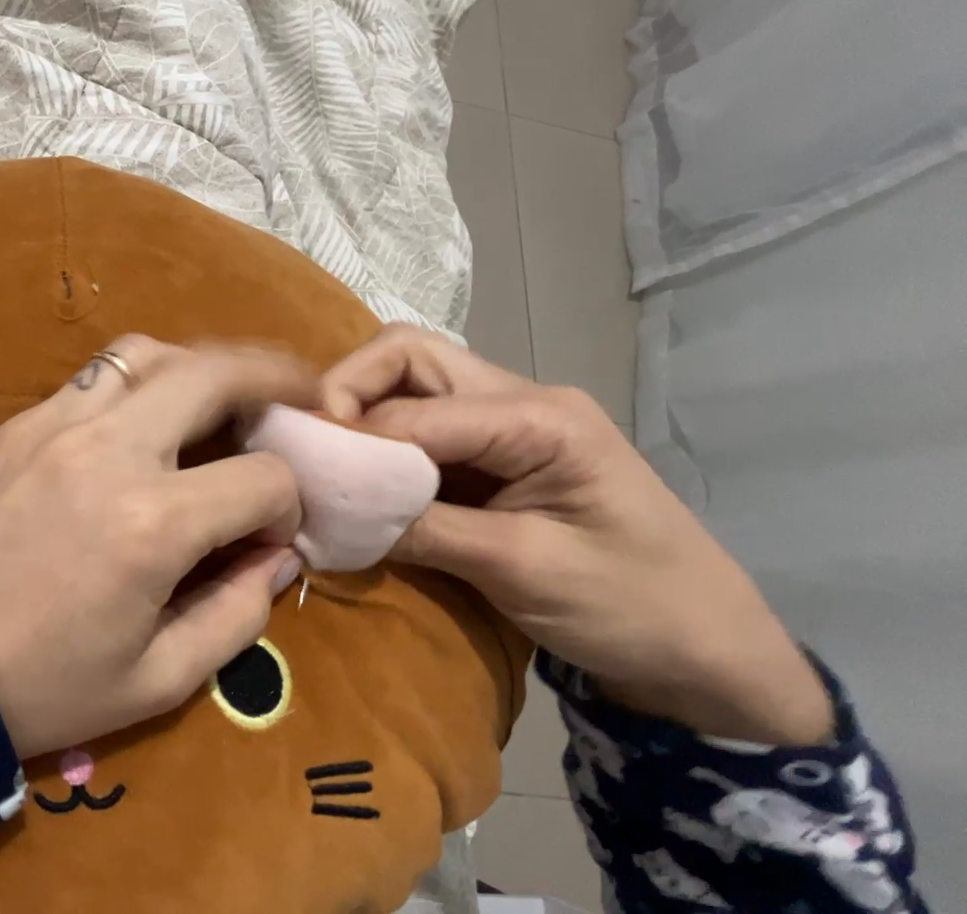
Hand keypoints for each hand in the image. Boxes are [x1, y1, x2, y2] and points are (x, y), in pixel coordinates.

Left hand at [0, 336, 310, 758]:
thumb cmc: (40, 684)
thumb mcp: (157, 681)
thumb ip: (236, 614)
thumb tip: (275, 554)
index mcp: (152, 524)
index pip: (263, 479)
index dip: (289, 505)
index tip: (272, 532)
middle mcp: (107, 451)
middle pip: (215, 372)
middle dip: (275, 377)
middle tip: (302, 393)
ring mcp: (53, 425)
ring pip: (145, 354)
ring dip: (197, 367)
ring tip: (220, 396)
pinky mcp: (14, 424)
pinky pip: (90, 380)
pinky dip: (134, 387)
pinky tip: (140, 424)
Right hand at [322, 325, 833, 745]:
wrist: (709, 653)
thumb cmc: (633, 608)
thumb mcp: (521, 570)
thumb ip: (421, 528)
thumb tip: (328, 510)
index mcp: (539, 418)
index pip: (413, 406)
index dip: (348, 434)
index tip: (300, 477)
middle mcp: (519, 400)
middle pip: (408, 356)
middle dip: (345, 391)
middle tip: (308, 449)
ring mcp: (507, 425)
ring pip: (409, 383)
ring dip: (359, 413)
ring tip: (326, 464)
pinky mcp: (495, 456)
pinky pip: (420, 426)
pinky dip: (378, 444)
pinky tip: (358, 480)